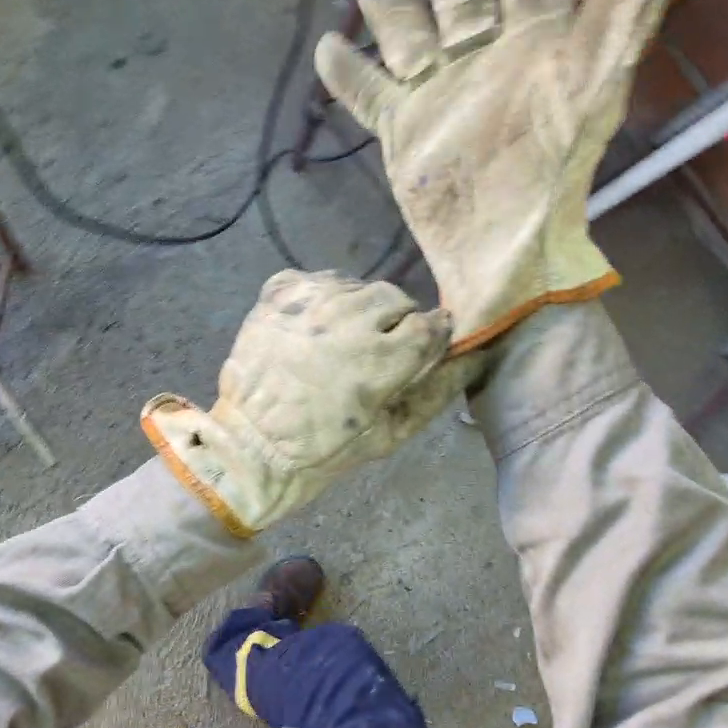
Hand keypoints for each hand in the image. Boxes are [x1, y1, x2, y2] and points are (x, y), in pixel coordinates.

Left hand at [143, 271, 464, 535]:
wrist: (251, 444)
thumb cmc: (324, 448)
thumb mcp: (390, 433)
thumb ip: (436, 392)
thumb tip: (476, 356)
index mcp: (378, 361)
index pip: (430, 325)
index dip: (429, 338)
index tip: (418, 351)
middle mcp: (346, 321)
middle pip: (394, 298)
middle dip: (394, 322)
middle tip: (376, 350)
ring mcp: (309, 302)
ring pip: (358, 286)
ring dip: (358, 309)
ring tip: (341, 340)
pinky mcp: (279, 294)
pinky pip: (318, 278)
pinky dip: (323, 297)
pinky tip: (315, 325)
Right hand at [317, 0, 679, 352]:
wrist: (501, 248)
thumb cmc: (549, 172)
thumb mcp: (590, 92)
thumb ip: (618, 20)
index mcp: (535, 39)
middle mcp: (484, 56)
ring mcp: (440, 92)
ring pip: (408, 29)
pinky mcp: (406, 131)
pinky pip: (372, 96)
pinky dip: (349, 77)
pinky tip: (327, 49)